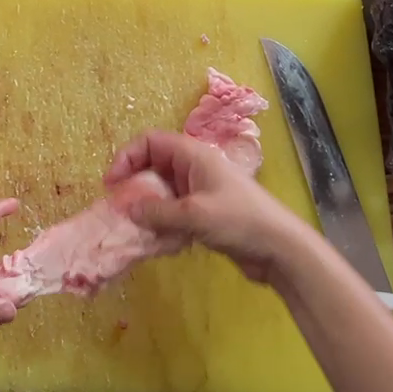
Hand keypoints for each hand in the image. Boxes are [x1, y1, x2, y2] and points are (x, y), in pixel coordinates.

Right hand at [106, 130, 305, 282]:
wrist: (280, 249)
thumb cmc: (240, 221)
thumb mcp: (194, 215)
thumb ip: (157, 212)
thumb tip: (126, 209)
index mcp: (193, 155)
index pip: (150, 142)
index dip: (127, 157)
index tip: (112, 183)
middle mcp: (193, 168)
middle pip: (152, 165)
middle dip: (133, 184)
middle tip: (119, 207)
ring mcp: (199, 191)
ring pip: (160, 191)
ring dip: (146, 207)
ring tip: (133, 227)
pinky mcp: (203, 214)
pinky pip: (171, 211)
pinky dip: (160, 222)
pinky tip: (155, 240)